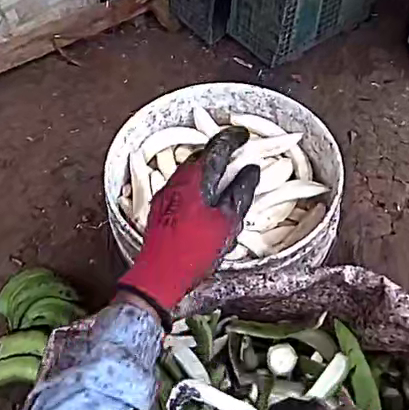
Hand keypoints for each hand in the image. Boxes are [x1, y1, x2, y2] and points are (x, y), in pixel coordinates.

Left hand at [117, 126, 257, 312]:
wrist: (159, 274)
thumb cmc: (194, 249)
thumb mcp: (227, 222)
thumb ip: (239, 193)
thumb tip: (250, 172)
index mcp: (195, 179)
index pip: (216, 148)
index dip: (232, 139)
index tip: (243, 135)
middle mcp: (176, 181)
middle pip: (200, 158)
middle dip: (219, 153)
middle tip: (237, 157)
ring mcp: (165, 194)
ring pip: (189, 173)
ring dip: (207, 170)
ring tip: (224, 179)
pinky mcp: (160, 208)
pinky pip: (181, 186)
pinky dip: (196, 185)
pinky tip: (205, 199)